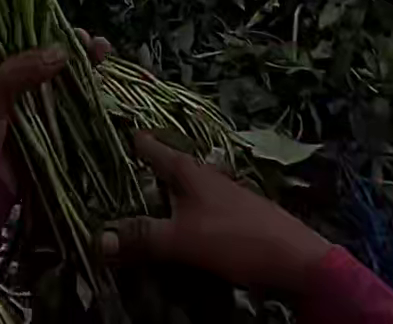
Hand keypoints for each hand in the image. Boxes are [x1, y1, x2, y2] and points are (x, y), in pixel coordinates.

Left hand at [0, 31, 113, 190]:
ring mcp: (30, 110)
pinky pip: (68, 114)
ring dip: (84, 74)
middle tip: (100, 47)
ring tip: (105, 60)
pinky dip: (84, 103)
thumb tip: (63, 52)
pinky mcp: (44, 134)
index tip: (78, 33)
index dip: (53, 34)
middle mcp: (14, 84)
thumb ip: (22, 69)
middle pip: (50, 61)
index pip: (28, 40)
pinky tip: (102, 92)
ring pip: (62, 85)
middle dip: (76, 53)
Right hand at [101, 130, 332, 293]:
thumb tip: (98, 236)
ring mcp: (218, 192)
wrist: (295, 259)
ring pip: (180, 186)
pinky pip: (193, 205)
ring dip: (159, 193)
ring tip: (136, 203)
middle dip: (140, 169)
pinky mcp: (230, 214)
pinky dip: (177, 211)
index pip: (150, 146)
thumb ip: (143, 236)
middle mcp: (200, 173)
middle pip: (164, 164)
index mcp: (186, 168)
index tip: (105, 132)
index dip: (128, 139)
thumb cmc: (235, 236)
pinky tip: (172, 226)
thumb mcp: (182, 238)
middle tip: (110, 175)